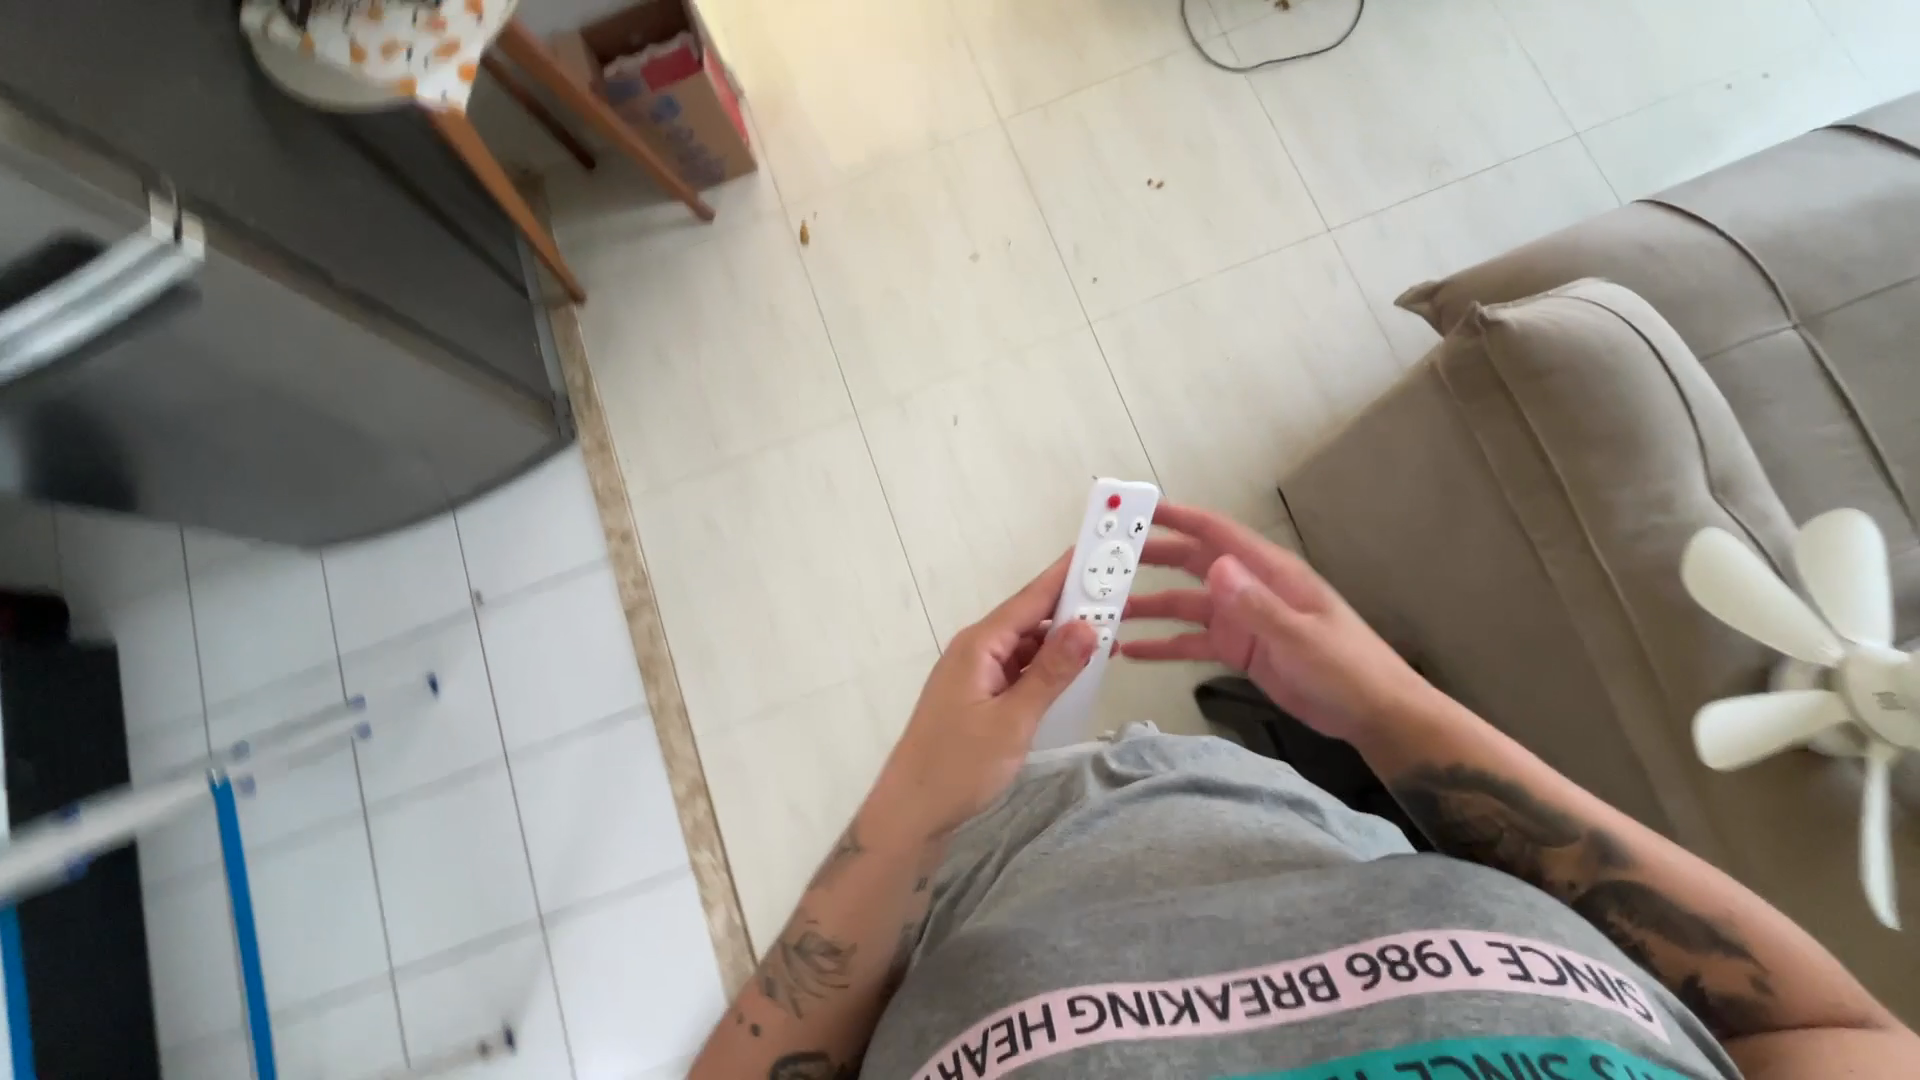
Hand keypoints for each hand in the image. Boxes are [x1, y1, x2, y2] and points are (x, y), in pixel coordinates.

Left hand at [873, 553, 1096, 840]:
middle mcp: (975, 650)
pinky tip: (1072, 674)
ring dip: (1061, 642)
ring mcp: (974, 673)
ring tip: (1107, 637)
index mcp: (979, 645)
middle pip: (1030, 618)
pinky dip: (1045, 668)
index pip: (1031, 598)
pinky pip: (1017, 669)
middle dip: (1072, 609)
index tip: (1100, 551)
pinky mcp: (977, 696)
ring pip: (1025, 646)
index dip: (1066, 575)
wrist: (912, 811)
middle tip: (1119, 600)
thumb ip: (1050, 673)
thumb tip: (1087, 626)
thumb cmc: (958, 766)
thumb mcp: (1013, 720)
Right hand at [1120, 503, 1436, 743]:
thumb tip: (1214, 566)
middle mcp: (1248, 587)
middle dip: (1150, 558)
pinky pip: (1191, 642)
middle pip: (1190, 563)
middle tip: (1105, 560)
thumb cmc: (1347, 668)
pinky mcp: (1238, 649)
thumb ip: (1257, 605)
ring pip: (1184, 605)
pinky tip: (1133, 652)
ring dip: (1149, 607)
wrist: (1373, 714)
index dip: (1176, 516)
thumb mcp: (1302, 637)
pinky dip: (1162, 645)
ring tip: (1108, 613)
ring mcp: (1241, 619)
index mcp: (1268, 572)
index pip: (1215, 533)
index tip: (1137, 509)